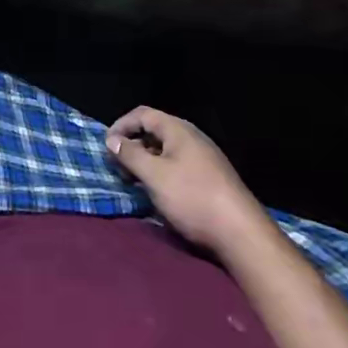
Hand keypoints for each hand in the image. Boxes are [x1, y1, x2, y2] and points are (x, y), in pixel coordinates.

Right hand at [107, 107, 267, 252]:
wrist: (241, 234)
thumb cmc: (192, 197)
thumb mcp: (154, 175)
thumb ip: (130, 154)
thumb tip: (112, 140)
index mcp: (179, 130)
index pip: (143, 114)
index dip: (121, 125)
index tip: (107, 146)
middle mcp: (193, 138)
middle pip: (154, 130)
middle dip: (132, 145)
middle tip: (118, 166)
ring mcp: (204, 158)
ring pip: (165, 150)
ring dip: (145, 160)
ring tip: (133, 180)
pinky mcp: (210, 177)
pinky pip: (177, 165)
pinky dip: (160, 172)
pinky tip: (157, 191)